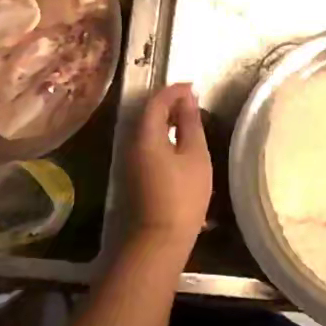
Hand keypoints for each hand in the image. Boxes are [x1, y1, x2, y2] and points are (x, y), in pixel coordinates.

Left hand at [123, 83, 211, 246]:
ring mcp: (130, 160)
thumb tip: (188, 98)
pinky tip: (179, 143)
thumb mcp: (195, 155)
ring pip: (146, 129)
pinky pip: (147, 143)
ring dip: (166, 119)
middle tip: (193, 101)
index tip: (194, 86)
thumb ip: (191, 124)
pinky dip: (163, 135)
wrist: (160, 238)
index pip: (156, 101)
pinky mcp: (135, 174)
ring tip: (189, 119)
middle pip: (147, 113)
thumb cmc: (183, 195)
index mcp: (146, 135)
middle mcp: (131, 143)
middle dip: (169, 103)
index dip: (174, 90)